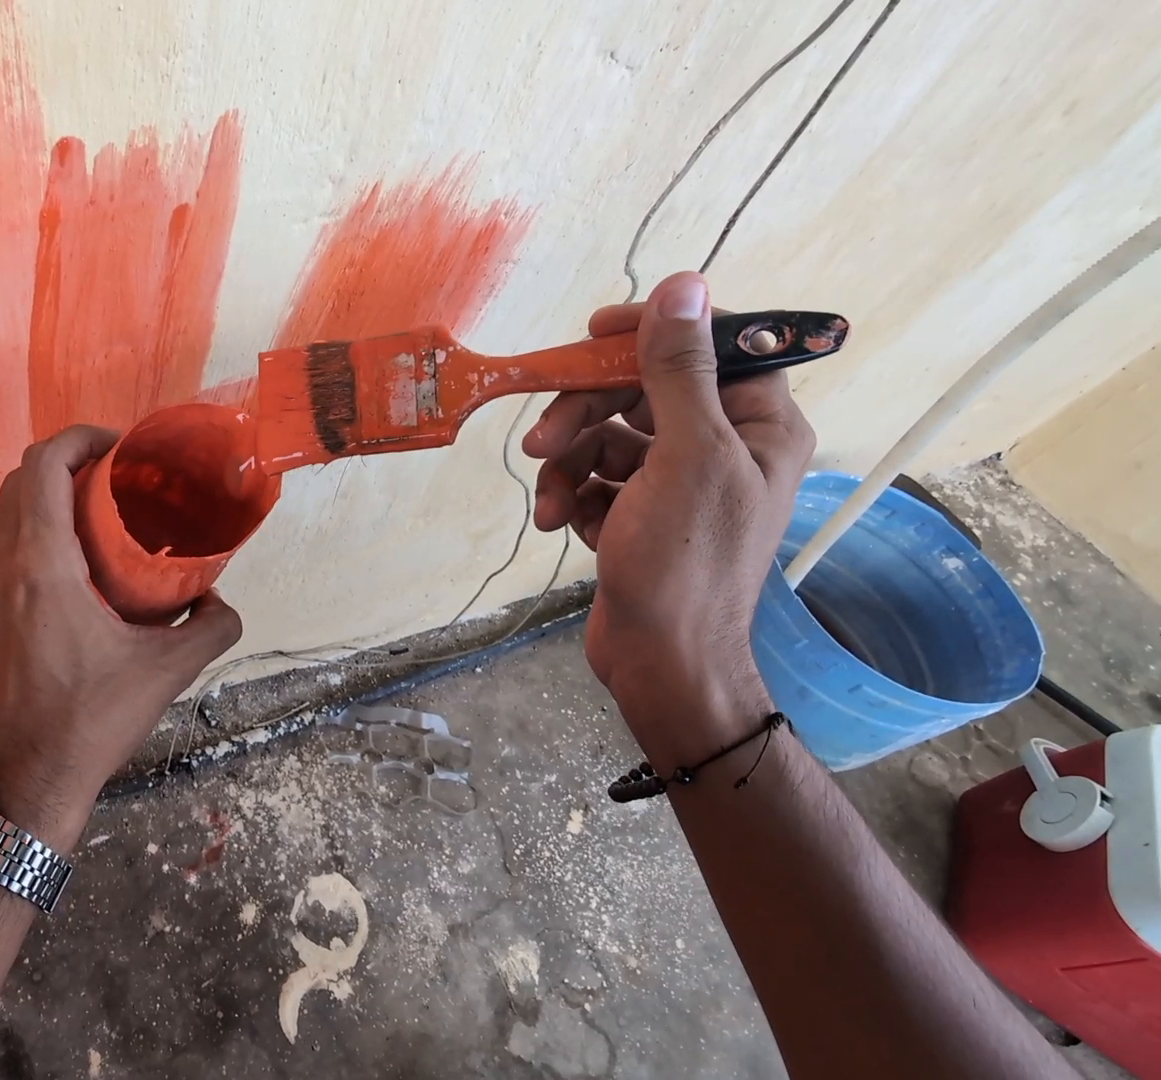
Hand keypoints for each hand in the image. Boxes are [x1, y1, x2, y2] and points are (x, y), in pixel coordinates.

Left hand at [0, 425, 243, 848]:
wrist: (23, 782)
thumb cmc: (90, 720)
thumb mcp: (166, 672)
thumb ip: (211, 628)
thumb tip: (221, 601)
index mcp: (42, 565)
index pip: (42, 466)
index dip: (79, 438)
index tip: (121, 446)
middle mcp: (6, 567)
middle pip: (19, 480)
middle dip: (66, 460)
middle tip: (117, 475)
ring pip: (6, 512)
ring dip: (46, 492)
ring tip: (99, 508)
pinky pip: (4, 544)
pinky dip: (34, 525)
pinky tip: (78, 558)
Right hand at [521, 272, 813, 767]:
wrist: (660, 660)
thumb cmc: (684, 561)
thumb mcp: (684, 457)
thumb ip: (679, 371)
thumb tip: (683, 285)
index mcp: (756, 425)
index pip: (709, 347)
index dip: (651, 334)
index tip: (593, 335)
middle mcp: (720, 446)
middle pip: (639, 393)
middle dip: (582, 415)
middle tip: (538, 440)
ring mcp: (673, 483)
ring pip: (606, 438)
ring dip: (567, 465)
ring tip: (549, 503)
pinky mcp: (635, 514)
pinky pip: (595, 480)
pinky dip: (571, 497)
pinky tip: (559, 525)